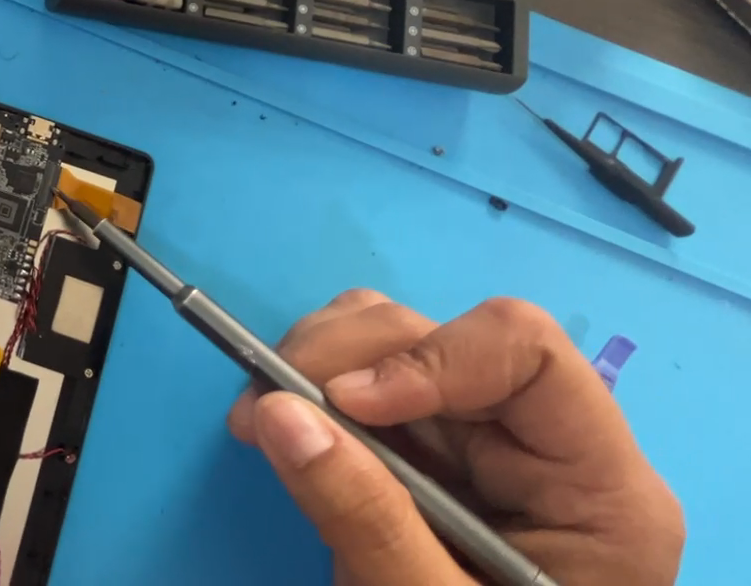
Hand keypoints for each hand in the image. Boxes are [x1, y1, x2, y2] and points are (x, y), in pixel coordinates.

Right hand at [228, 291, 682, 585]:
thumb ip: (368, 521)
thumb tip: (277, 411)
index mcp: (590, 483)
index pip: (525, 352)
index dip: (429, 356)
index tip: (345, 403)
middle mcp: (530, 436)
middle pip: (427, 333)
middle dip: (332, 358)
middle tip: (263, 412)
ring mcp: (466, 431)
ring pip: (379, 334)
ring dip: (307, 361)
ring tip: (262, 419)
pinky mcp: (409, 435)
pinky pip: (346, 366)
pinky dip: (297, 378)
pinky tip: (277, 425)